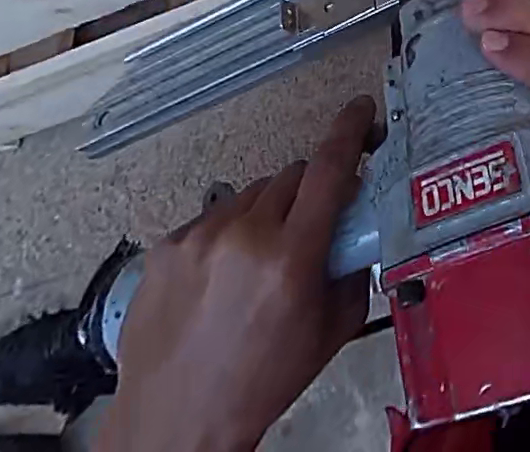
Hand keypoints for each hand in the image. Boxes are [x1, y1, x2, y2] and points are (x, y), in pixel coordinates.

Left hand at [96, 97, 376, 451]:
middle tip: (311, 223)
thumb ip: (353, 268)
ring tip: (262, 254)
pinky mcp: (166, 246)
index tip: (362, 108)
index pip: (330, 169)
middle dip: (311, 189)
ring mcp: (199, 237)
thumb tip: (358, 229)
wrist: (172, 423)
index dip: (351, 130)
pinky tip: (224, 269)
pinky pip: (216, 214)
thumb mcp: (332, 329)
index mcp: (292, 257)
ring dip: (271, 209)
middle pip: (295, 174)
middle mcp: (245, 236)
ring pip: (256, 191)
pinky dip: (231, 230)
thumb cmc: (262, 380)